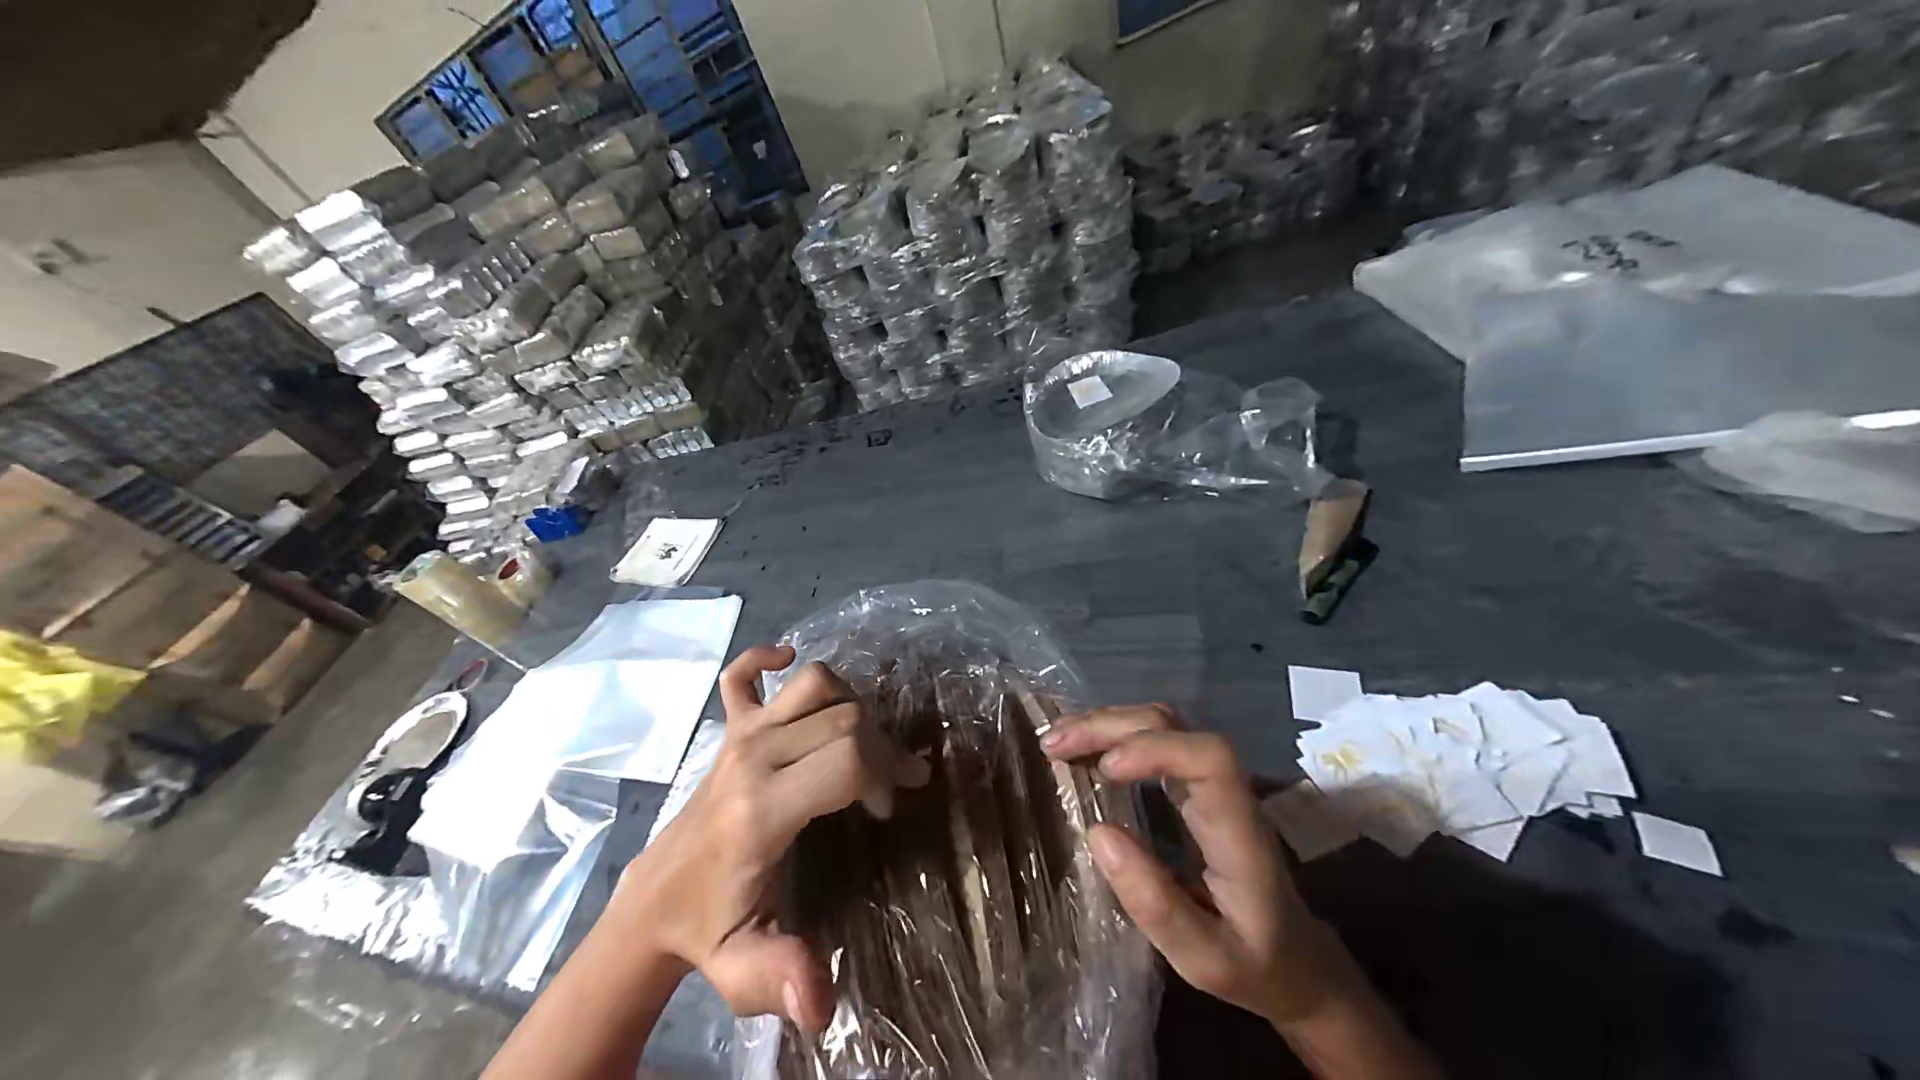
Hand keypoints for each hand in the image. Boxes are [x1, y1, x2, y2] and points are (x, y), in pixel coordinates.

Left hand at [612, 644, 929, 1032]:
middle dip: (883, 747)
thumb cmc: (708, 928)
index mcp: (763, 808)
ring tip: (862, 742)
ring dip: (852, 706)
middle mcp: (754, 756)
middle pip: (845, 718)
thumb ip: (781, 978)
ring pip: (815, 684)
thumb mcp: (744, 967)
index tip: (888, 808)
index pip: (847, 759)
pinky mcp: (728, 729)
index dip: (884, 776)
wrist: (654, 900)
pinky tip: (786, 657)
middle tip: (892, 786)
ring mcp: (739, 735)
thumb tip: (822, 1004)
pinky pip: (742, 673)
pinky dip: (764, 656)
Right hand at [1042, 704, 1362, 1026]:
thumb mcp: (1204, 959)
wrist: (1295, 957)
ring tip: (1055, 741)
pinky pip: (1153, 739)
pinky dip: (1111, 735)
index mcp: (1239, 830)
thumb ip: (1155, 904)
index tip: (1104, 770)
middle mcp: (1226, 791)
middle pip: (1175, 726)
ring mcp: (1210, 782)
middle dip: (1110, 726)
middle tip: (1052, 745)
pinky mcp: (1192, 785)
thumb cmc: (1254, 963)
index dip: (1155, 748)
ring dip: (1105, 724)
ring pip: (1161, 724)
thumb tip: (1098, 833)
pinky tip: (1080, 749)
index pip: (1209, 758)